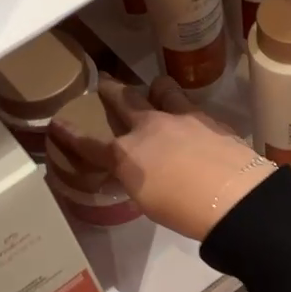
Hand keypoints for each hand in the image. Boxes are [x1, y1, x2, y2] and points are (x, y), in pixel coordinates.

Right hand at [48, 76, 275, 241]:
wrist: (233, 196)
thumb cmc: (184, 210)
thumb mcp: (148, 202)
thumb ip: (137, 181)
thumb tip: (137, 173)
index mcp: (127, 154)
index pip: (91, 144)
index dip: (72, 135)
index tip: (58, 123)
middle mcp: (150, 128)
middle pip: (124, 101)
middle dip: (110, 91)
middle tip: (104, 81)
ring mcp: (182, 118)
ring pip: (163, 91)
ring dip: (156, 90)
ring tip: (157, 90)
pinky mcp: (210, 119)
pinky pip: (191, 106)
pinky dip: (185, 108)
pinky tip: (192, 117)